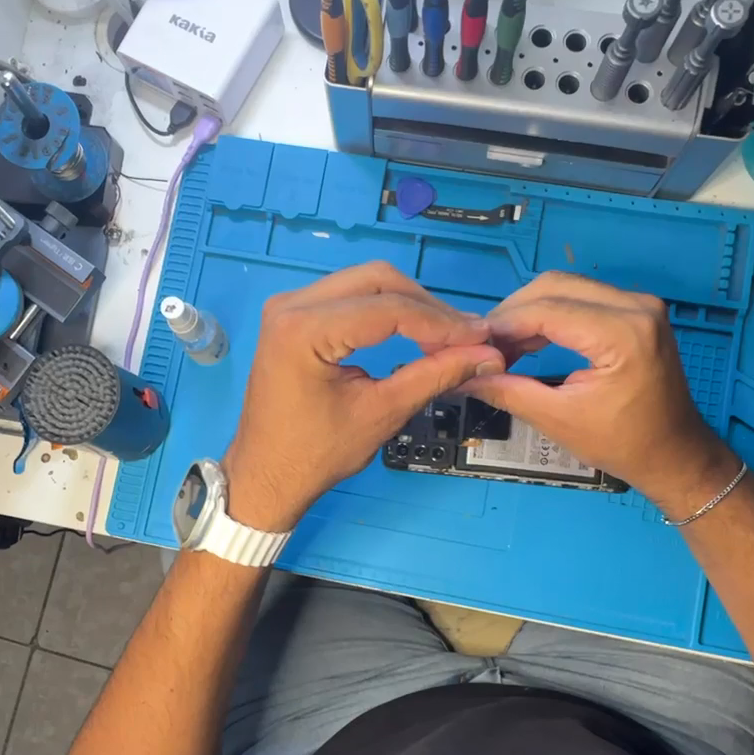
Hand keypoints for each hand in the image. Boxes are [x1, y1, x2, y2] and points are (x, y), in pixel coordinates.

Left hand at [222, 262, 502, 530]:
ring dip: (409, 306)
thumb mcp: (381, 413)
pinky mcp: (294, 315)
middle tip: (466, 337)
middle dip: (427, 307)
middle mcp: (292, 304)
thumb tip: (487, 355)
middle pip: (378, 280)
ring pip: (365, 283)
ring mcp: (289, 305)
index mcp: (304, 329)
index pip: (387, 308)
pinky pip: (350, 297)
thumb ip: (434, 376)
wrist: (265, 474)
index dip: (441, 322)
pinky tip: (414, 332)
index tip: (481, 338)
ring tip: (446, 338)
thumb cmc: (315, 454)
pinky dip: (385, 311)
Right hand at [459, 272, 740, 517]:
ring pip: (566, 287)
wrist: (674, 454)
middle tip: (485, 347)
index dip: (503, 325)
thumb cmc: (622, 443)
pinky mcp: (636, 311)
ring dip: (529, 312)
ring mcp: (639, 304)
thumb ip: (508, 391)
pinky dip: (550, 315)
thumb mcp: (558, 420)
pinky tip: (528, 342)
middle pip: (554, 286)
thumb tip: (464, 376)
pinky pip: (582, 298)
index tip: (472, 347)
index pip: (546, 309)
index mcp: (621, 333)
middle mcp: (634, 306)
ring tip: (503, 348)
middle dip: (513, 313)